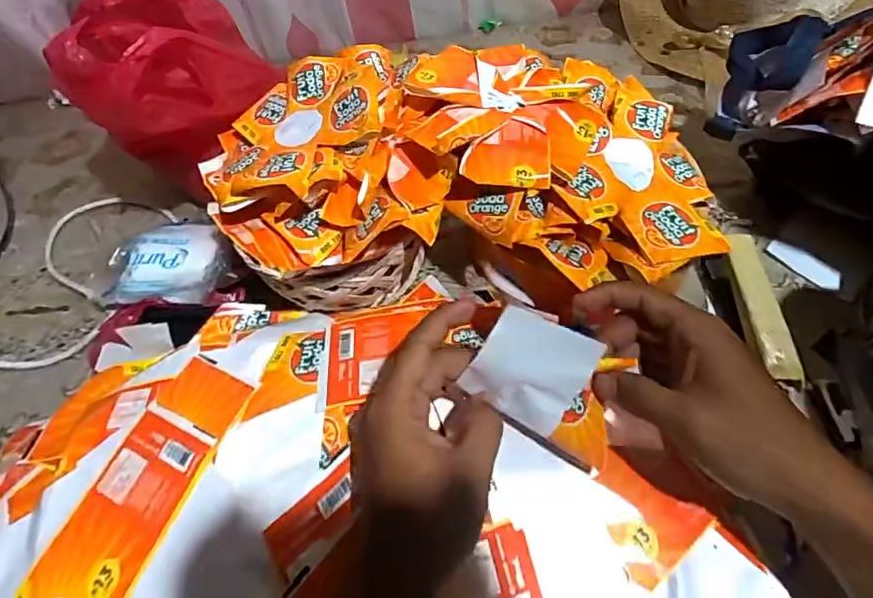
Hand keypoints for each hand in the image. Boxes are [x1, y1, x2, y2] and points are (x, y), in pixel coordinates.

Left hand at [349, 299, 503, 596]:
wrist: (403, 579)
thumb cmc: (435, 520)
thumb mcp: (471, 466)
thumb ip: (482, 417)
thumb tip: (483, 395)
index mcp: (391, 411)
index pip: (418, 349)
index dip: (445, 320)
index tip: (473, 303)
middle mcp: (376, 414)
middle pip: (418, 366)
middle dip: (457, 355)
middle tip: (495, 354)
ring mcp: (377, 432)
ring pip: (416, 386)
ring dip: (450, 378)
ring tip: (486, 377)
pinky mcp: (384, 448)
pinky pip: (413, 407)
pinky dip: (440, 399)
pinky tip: (467, 405)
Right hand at [569, 281, 849, 520]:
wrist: (798, 475)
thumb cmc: (742, 436)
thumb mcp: (683, 417)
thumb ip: (636, 393)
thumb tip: (597, 378)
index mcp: (694, 328)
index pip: (641, 296)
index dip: (605, 297)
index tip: (573, 310)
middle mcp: (696, 336)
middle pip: (643, 320)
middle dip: (610, 334)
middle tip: (583, 359)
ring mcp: (700, 361)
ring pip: (650, 347)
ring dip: (623, 358)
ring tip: (596, 379)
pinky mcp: (703, 385)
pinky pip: (663, 372)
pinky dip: (640, 379)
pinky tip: (622, 397)